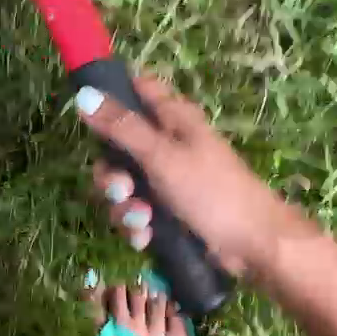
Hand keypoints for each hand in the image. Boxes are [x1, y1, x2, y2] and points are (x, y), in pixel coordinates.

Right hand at [75, 75, 307, 276]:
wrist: (252, 245)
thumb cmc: (212, 191)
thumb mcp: (162, 156)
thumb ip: (122, 127)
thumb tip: (84, 96)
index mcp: (172, 118)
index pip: (138, 90)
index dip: (112, 98)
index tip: (92, 120)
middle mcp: (167, 144)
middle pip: (116, 149)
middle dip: (112, 176)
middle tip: (122, 190)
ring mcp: (166, 180)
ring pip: (122, 186)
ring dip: (124, 207)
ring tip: (142, 222)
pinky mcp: (167, 211)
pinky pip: (135, 213)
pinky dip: (136, 225)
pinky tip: (146, 237)